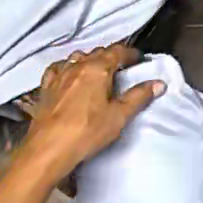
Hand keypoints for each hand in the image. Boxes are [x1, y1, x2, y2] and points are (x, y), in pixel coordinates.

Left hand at [17, 44, 162, 182]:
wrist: (47, 151)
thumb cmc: (86, 131)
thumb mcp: (120, 115)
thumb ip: (140, 96)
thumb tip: (158, 83)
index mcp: (97, 69)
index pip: (118, 51)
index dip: (131, 53)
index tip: (140, 60)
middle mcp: (76, 67)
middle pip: (98, 52)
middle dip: (112, 56)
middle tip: (124, 67)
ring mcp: (58, 77)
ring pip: (77, 58)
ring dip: (91, 59)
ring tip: (99, 70)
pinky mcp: (45, 89)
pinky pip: (57, 69)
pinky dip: (67, 67)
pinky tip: (69, 74)